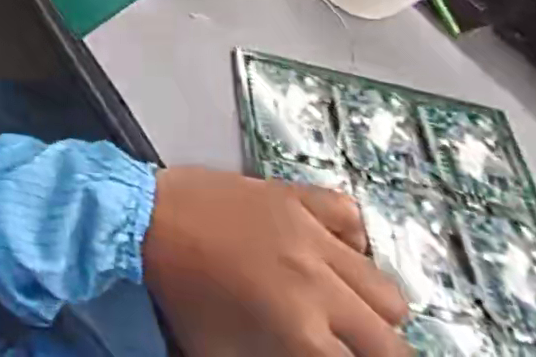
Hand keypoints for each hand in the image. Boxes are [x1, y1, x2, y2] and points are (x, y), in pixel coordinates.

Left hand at [143, 169, 409, 356]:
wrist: (144, 217)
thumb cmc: (179, 291)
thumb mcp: (222, 354)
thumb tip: (302, 354)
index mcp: (302, 332)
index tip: (334, 354)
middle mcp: (318, 283)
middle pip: (391, 342)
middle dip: (374, 353)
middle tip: (345, 347)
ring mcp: (309, 232)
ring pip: (384, 288)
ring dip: (369, 305)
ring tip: (340, 306)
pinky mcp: (293, 194)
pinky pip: (349, 215)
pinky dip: (350, 237)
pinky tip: (327, 250)